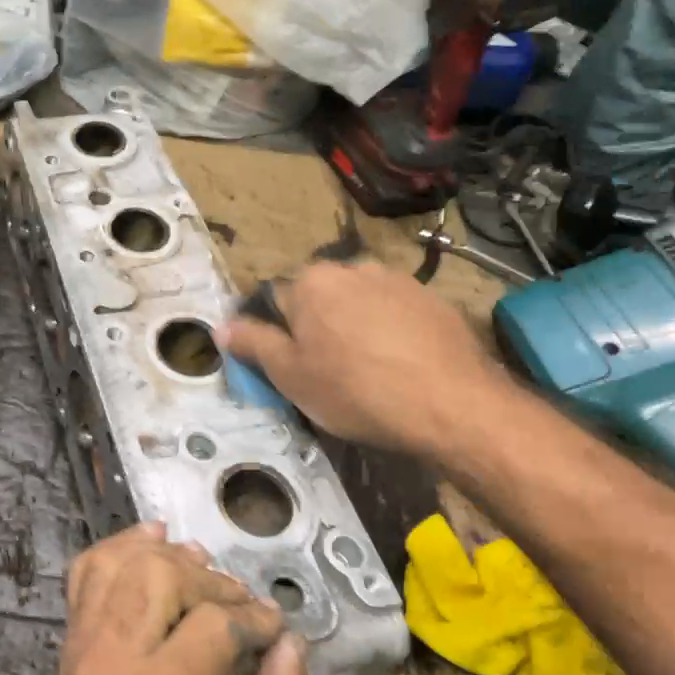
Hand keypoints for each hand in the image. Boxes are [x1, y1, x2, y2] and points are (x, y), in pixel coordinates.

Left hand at [56, 523, 309, 674]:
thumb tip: (292, 639)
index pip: (212, 626)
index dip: (254, 618)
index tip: (274, 624)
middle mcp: (107, 661)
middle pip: (160, 577)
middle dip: (209, 581)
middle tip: (241, 600)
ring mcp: (78, 647)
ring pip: (120, 563)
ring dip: (165, 555)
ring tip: (202, 565)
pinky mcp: (66, 641)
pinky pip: (85, 572)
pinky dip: (119, 548)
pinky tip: (152, 540)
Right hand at [219, 260, 506, 461]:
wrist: (454, 405)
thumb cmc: (357, 391)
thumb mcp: (290, 376)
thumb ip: (252, 345)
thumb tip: (221, 327)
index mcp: (310, 282)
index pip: (275, 302)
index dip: (278, 336)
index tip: (290, 367)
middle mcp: (351, 268)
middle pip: (319, 298)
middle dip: (317, 327)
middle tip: (328, 373)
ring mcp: (397, 281)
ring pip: (358, 304)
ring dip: (354, 327)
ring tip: (368, 371)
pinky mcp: (434, 300)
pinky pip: (395, 313)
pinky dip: (390, 333)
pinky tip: (400, 366)